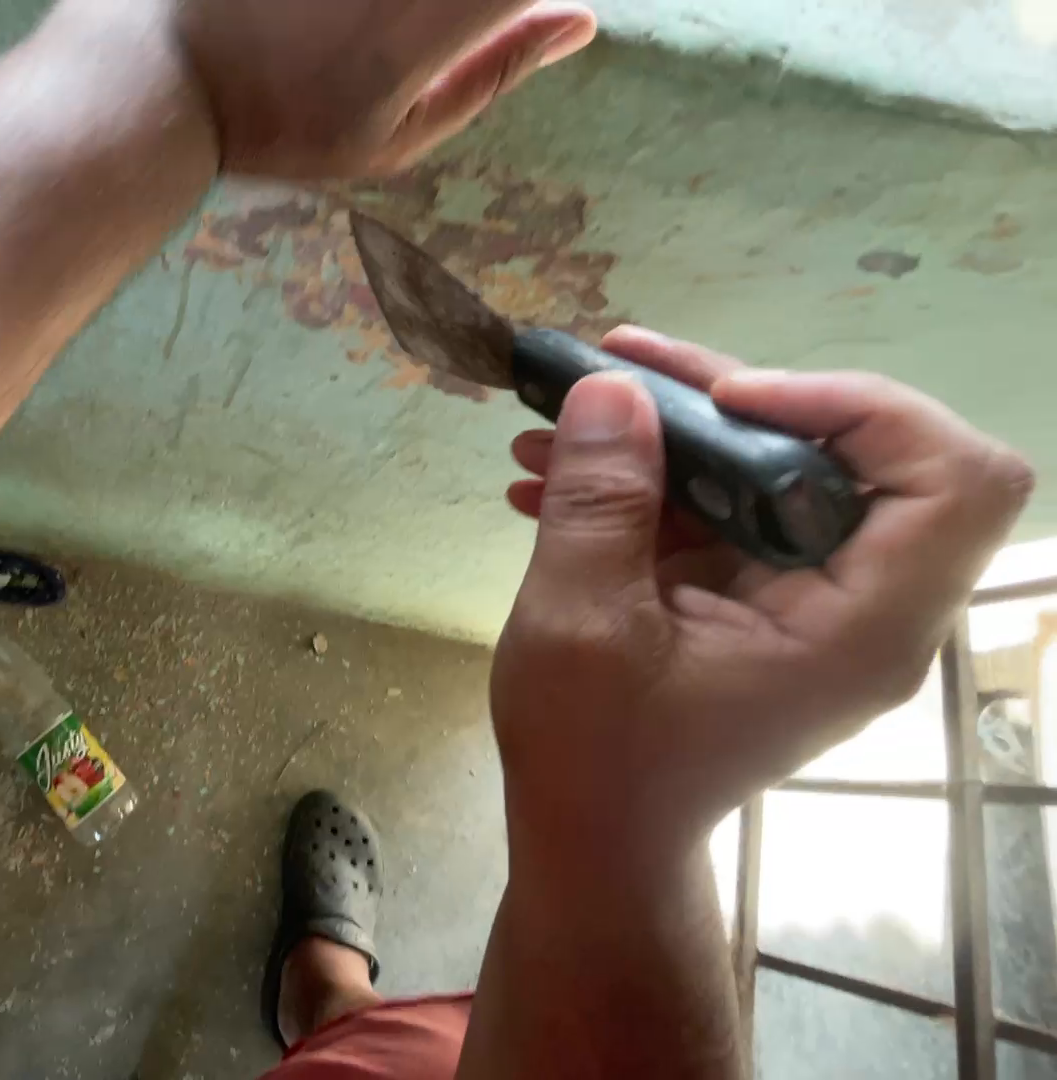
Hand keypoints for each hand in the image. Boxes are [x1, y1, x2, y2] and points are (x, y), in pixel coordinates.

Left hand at [174, 0, 595, 177]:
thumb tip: (581, 22)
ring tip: (362, 51)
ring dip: (429, 20)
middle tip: (423, 50)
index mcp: (450, 10)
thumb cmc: (285, 126)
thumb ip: (487, 80)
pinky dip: (383, 11)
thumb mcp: (388, 140)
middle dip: (479, 18)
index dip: (535, 8)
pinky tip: (347, 29)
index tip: (513, 30)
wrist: (177, 72)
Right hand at [494, 327, 1034, 867]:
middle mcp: (846, 604)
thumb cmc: (591, 750)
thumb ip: (599, 506)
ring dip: (647, 451)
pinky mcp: (730, 608)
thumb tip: (611, 391)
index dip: (852, 408)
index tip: (721, 398)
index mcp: (855, 622)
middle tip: (607, 374)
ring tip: (543, 437)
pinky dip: (627, 499)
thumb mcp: (578, 622)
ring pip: (745, 487)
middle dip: (709, 407)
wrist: (586, 832)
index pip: (948, 478)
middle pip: (827, 462)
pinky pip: (696, 525)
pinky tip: (542, 491)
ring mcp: (784, 605)